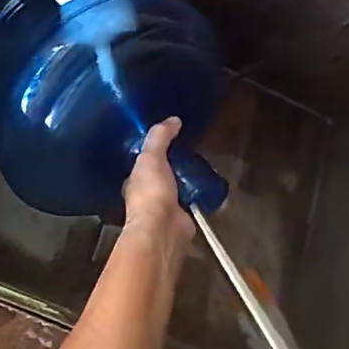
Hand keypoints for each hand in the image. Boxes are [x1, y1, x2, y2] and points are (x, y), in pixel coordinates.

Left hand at [122, 118, 193, 251]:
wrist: (163, 228)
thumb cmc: (150, 191)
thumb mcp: (151, 157)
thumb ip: (160, 137)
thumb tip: (173, 120)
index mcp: (135, 180)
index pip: (144, 161)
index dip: (155, 150)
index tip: (171, 138)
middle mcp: (148, 194)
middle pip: (163, 174)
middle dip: (175, 165)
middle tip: (192, 150)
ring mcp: (165, 207)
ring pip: (178, 187)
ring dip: (189, 179)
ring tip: (205, 165)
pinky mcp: (183, 217)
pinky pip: (194, 201)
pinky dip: (202, 194)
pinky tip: (213, 185)